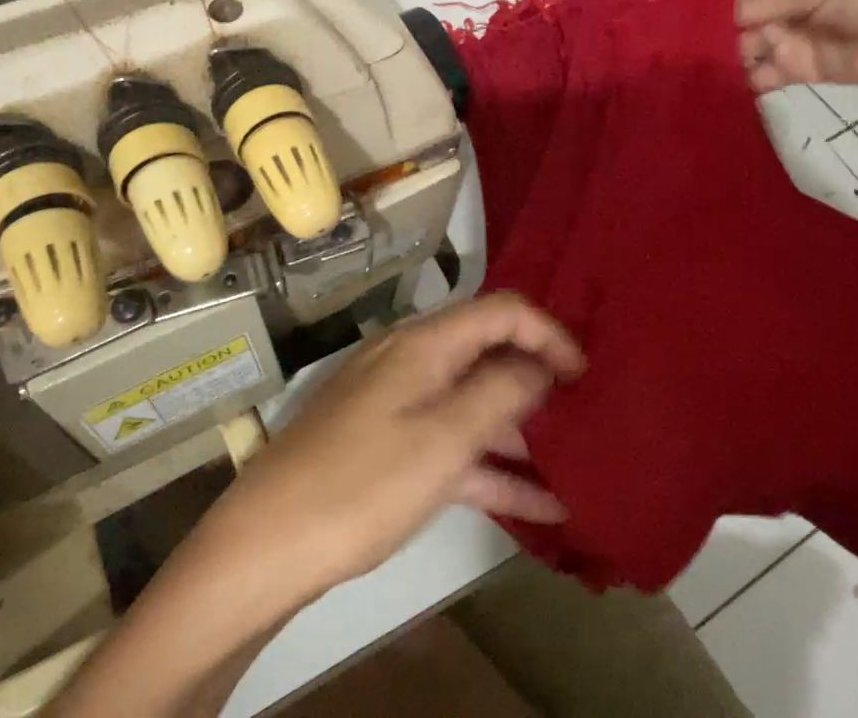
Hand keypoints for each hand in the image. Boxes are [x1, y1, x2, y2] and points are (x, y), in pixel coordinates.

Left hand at [202, 293, 582, 597]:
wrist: (266, 546)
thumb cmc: (361, 485)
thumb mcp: (443, 439)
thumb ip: (500, 393)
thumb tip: (541, 364)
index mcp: (422, 346)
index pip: (501, 312)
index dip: (550, 335)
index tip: (587, 377)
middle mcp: (409, 364)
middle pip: (487, 356)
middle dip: (540, 383)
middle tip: (590, 420)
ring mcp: (395, 407)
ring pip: (472, 406)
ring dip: (521, 434)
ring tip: (577, 467)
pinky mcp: (386, 450)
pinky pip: (450, 447)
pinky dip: (491, 470)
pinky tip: (541, 506)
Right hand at [656, 0, 857, 90]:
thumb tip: (708, 18)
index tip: (650, 5)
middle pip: (721, 8)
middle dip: (689, 26)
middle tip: (650, 50)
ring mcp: (788, 30)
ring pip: (735, 43)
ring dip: (709, 57)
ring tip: (671, 75)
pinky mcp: (800, 66)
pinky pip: (759, 73)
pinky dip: (737, 82)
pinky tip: (708, 92)